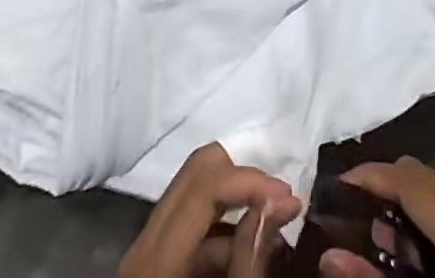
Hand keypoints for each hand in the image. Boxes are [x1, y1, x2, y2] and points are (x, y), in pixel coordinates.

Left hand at [120, 142, 302, 277]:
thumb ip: (252, 256)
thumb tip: (280, 200)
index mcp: (156, 259)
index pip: (203, 187)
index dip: (250, 181)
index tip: (290, 197)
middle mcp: (145, 243)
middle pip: (196, 173)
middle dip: (244, 176)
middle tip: (282, 200)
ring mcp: (147, 250)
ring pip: (195, 191)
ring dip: (238, 197)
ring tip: (277, 223)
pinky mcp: (155, 262)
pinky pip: (193, 222)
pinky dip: (225, 224)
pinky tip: (254, 247)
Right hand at [318, 157, 434, 277]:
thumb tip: (329, 257)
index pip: (417, 187)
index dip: (375, 176)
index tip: (340, 182)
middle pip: (428, 179)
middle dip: (385, 183)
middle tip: (348, 204)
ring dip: (404, 198)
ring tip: (371, 226)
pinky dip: (425, 215)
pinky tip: (405, 245)